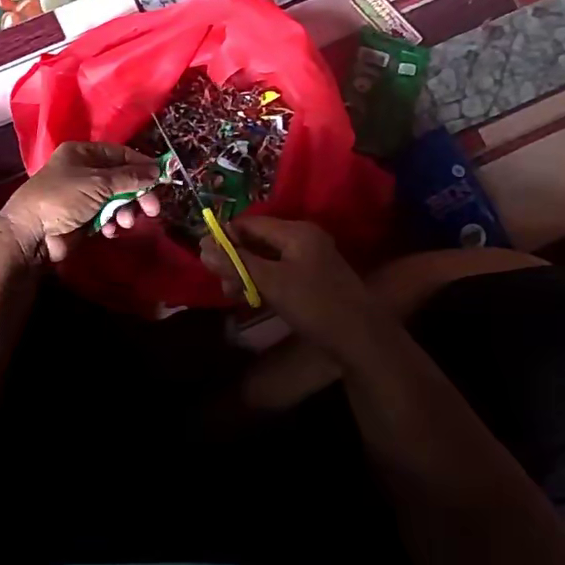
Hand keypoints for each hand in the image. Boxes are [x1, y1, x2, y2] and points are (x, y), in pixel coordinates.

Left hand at [0, 142, 162, 263]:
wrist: (32, 232)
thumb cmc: (63, 197)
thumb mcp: (98, 183)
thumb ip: (130, 177)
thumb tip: (157, 170)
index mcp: (83, 153)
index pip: (121, 154)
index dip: (142, 166)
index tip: (162, 179)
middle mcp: (84, 170)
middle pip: (122, 178)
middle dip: (137, 193)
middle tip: (152, 209)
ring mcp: (83, 195)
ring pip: (117, 199)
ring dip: (125, 211)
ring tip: (124, 222)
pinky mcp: (83, 217)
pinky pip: (107, 215)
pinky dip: (112, 222)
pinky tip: (109, 230)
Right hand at [200, 216, 386, 351]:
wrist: (363, 341)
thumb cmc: (315, 304)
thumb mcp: (270, 282)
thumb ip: (236, 262)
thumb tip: (202, 245)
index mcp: (296, 232)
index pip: (249, 223)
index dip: (225, 236)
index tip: (206, 258)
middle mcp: (303, 239)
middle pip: (256, 240)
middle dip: (234, 259)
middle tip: (222, 283)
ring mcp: (309, 260)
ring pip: (265, 259)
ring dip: (245, 273)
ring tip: (233, 295)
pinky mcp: (311, 280)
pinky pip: (277, 272)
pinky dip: (261, 282)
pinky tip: (250, 298)